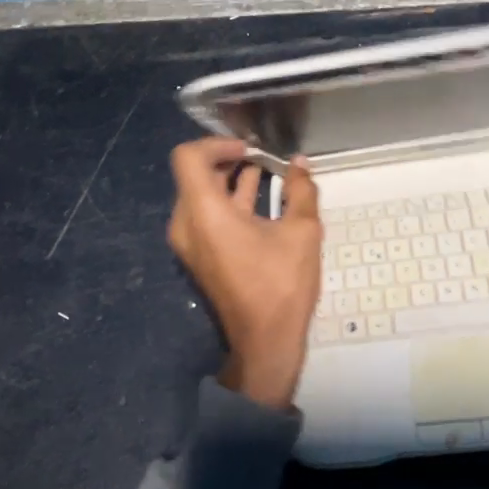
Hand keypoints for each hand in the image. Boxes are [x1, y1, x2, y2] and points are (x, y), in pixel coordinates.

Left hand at [168, 138, 322, 409]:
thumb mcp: (302, 232)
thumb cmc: (281, 285)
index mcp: (204, 213)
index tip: (250, 149)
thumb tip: (300, 163)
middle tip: (262, 156)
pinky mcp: (200, 257)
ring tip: (266, 171)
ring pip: (201, 196)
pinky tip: (261, 199)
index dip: (217, 144)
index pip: (188, 157)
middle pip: (195, 174)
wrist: (265, 344)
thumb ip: (301, 190)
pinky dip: (228, 202)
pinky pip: (206, 216)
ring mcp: (190, 243)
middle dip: (228, 159)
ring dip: (230, 180)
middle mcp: (187, 224)